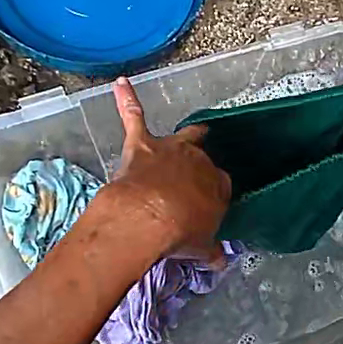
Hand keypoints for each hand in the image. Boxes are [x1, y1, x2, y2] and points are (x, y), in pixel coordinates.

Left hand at [98, 77, 231, 255]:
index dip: (214, 196)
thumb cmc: (180, 233)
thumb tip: (218, 260)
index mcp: (218, 185)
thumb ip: (210, 251)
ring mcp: (170, 149)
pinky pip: (134, 115)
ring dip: (187, 138)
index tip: (207, 207)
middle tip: (196, 179)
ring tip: (196, 133)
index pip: (222, 186)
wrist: (149, 217)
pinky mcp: (141, 143)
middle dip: (201, 168)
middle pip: (204, 159)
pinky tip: (120, 83)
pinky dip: (127, 100)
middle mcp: (198, 160)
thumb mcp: (201, 249)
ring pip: (184, 136)